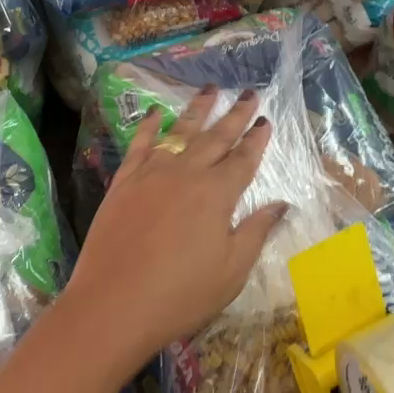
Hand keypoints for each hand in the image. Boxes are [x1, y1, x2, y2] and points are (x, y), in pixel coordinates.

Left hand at [63, 87, 288, 369]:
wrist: (113, 304)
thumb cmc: (181, 295)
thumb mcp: (232, 271)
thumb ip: (256, 232)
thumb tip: (280, 203)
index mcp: (218, 194)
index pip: (243, 159)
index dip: (256, 140)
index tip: (265, 120)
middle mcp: (187, 173)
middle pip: (216, 137)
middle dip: (235, 114)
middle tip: (248, 92)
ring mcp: (152, 173)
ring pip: (180, 131)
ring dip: (197, 109)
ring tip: (210, 88)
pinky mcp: (124, 181)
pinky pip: (140, 144)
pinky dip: (148, 125)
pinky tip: (154, 112)